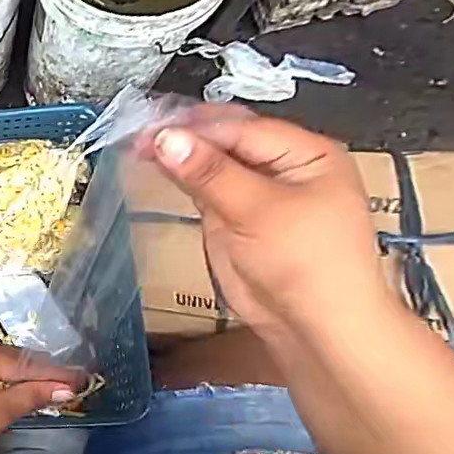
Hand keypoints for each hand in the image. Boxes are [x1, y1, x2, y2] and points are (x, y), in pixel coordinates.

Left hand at [0, 345, 84, 453]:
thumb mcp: (0, 411)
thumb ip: (33, 396)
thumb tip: (66, 389)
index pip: (26, 361)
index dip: (55, 371)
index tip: (82, 378)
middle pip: (14, 360)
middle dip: (42, 372)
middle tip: (71, 383)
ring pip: (2, 368)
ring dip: (26, 378)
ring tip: (52, 387)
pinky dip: (8, 383)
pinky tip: (20, 392)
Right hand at [141, 104, 388, 337]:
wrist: (313, 326)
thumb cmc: (305, 262)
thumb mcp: (258, 210)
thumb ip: (209, 174)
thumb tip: (166, 138)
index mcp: (305, 153)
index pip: (242, 130)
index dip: (197, 128)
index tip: (153, 129)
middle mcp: (281, 167)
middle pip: (228, 141)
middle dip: (187, 136)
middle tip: (141, 133)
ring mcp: (255, 194)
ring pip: (212, 165)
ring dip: (180, 157)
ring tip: (140, 146)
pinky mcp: (234, 220)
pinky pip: (205, 191)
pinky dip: (183, 180)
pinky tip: (159, 166)